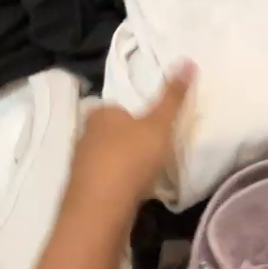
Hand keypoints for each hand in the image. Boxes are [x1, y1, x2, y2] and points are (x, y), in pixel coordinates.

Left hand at [65, 62, 194, 210]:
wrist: (101, 209)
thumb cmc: (131, 158)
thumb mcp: (159, 124)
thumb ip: (173, 96)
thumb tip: (188, 59)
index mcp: (100, 113)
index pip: (117, 107)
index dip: (135, 116)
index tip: (153, 127)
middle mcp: (84, 135)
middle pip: (110, 133)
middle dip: (128, 140)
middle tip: (153, 151)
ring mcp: (79, 165)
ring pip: (105, 158)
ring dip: (122, 165)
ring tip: (145, 175)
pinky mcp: (81, 191)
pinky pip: (104, 181)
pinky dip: (116, 185)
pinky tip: (131, 193)